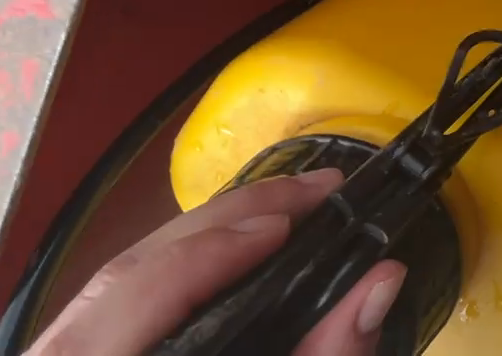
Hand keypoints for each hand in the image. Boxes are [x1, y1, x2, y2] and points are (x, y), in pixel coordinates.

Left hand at [28, 168, 405, 355]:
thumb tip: (384, 276)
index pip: (126, 311)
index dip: (205, 256)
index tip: (290, 223)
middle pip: (122, 280)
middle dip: (229, 218)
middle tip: (323, 190)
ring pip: (117, 284)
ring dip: (214, 232)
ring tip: (297, 207)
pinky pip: (123, 306)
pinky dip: (192, 265)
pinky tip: (248, 250)